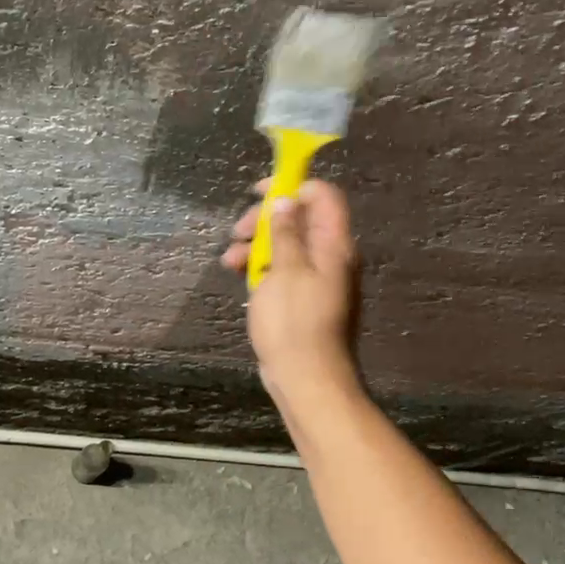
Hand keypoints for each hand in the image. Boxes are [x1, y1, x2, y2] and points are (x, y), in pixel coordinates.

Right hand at [220, 179, 362, 410]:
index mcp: (334, 245)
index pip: (323, 196)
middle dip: (265, 218)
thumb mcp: (285, 270)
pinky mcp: (301, 298)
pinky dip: (260, 266)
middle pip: (299, 218)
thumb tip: (285, 201)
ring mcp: (316, 278)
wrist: (305, 378)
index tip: (260, 191)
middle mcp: (329, 257)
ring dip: (255, 244)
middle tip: (237, 230)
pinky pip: (281, 269)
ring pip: (285, 244)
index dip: (293, 185)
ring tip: (230, 259)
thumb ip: (285, 232)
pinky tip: (239, 274)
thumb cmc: (294, 321)